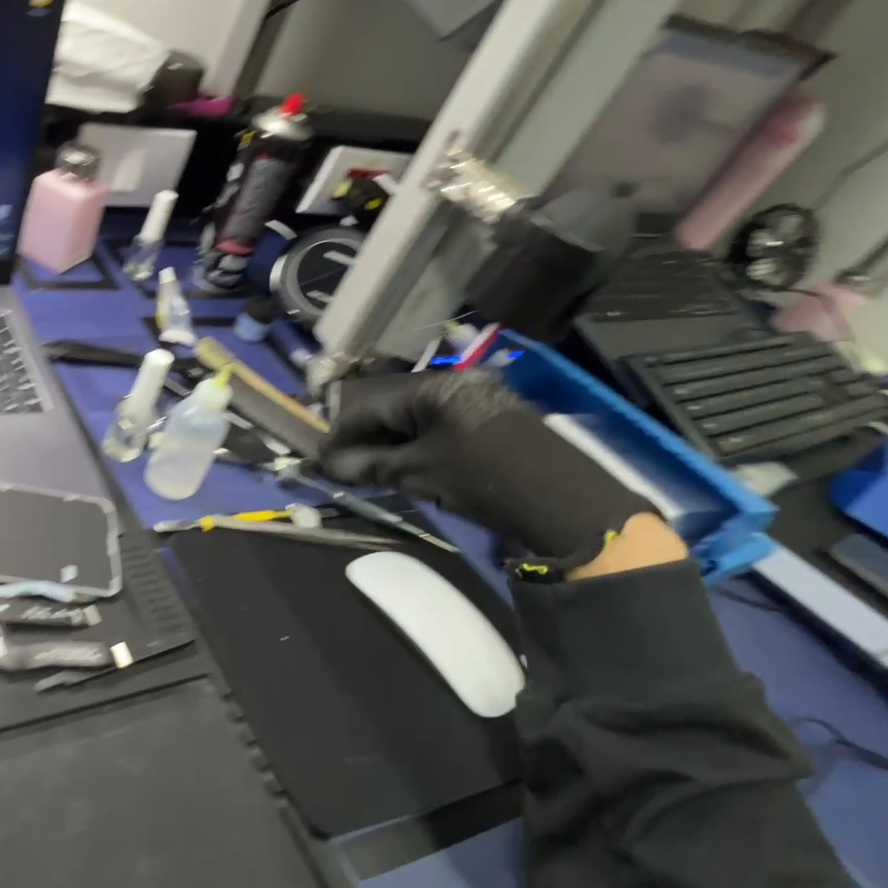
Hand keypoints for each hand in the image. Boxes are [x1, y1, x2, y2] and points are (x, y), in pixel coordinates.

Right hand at [323, 371, 668, 572]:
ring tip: (371, 471)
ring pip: (415, 418)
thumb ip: (371, 466)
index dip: (340, 433)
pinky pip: (439, 426)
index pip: (369, 405)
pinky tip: (406, 467)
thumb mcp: (420, 473)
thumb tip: (328, 466)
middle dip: (365, 437)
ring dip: (390, 443)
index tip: (319, 457)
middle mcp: (454, 383)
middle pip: (392, 408)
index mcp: (433, 387)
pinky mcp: (491, 419)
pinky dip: (417, 445)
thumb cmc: (486, 480)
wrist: (568, 504)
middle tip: (344, 467)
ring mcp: (476, 399)